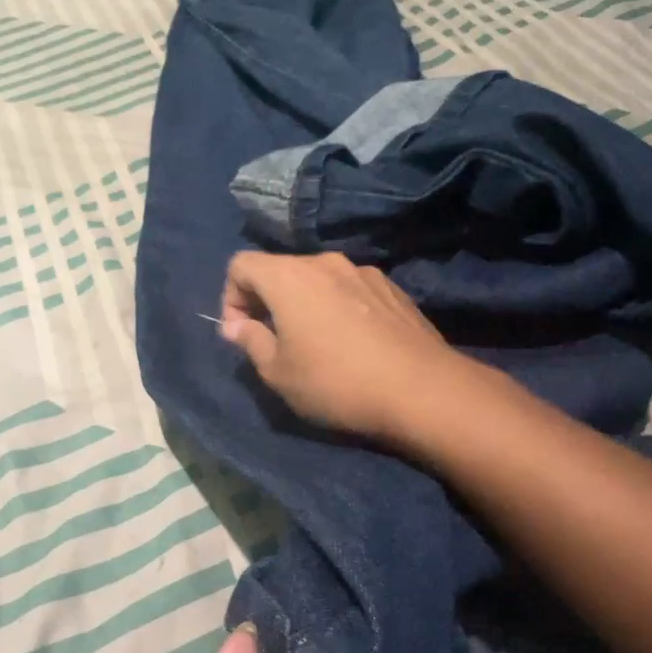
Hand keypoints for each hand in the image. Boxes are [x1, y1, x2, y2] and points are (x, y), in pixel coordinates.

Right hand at [221, 251, 472, 443]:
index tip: (242, 333)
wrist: (421, 390)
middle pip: (280, 269)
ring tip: (317, 343)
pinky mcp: (392, 288)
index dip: (230, 297)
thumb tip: (236, 325)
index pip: (240, 265)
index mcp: (288, 277)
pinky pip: (349, 289)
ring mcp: (363, 272)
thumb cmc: (335, 382)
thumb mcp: (278, 372)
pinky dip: (338, 307)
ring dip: (305, 304)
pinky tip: (353, 343)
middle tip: (274, 341)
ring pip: (317, 279)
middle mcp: (324, 263)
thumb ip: (250, 341)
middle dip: (267, 301)